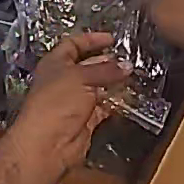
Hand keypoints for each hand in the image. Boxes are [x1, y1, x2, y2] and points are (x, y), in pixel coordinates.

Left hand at [5, 31, 128, 174]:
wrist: (48, 144)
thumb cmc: (57, 102)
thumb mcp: (80, 78)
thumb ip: (105, 70)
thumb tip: (127, 65)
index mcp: (55, 64)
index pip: (73, 45)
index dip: (92, 39)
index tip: (113, 38)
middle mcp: (64, 80)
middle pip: (89, 65)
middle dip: (108, 61)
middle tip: (130, 58)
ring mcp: (75, 100)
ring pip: (98, 86)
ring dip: (115, 82)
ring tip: (136, 74)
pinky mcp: (86, 118)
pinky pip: (104, 106)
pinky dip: (117, 102)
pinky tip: (131, 95)